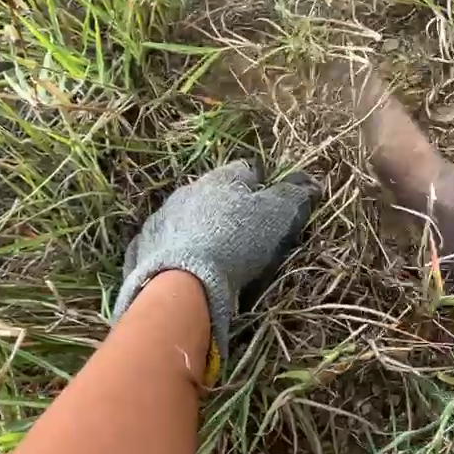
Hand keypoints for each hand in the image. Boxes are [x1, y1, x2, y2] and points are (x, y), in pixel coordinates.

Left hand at [115, 161, 319, 380]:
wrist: (182, 283)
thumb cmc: (236, 243)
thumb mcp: (277, 216)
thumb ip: (294, 195)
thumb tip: (311, 182)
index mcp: (221, 179)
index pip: (246, 170)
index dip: (261, 183)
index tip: (271, 201)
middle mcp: (187, 192)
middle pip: (213, 193)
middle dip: (227, 207)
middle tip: (243, 231)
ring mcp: (160, 219)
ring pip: (185, 217)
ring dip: (198, 228)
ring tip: (213, 253)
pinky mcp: (142, 248)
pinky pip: (162, 244)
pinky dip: (173, 251)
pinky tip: (183, 268)